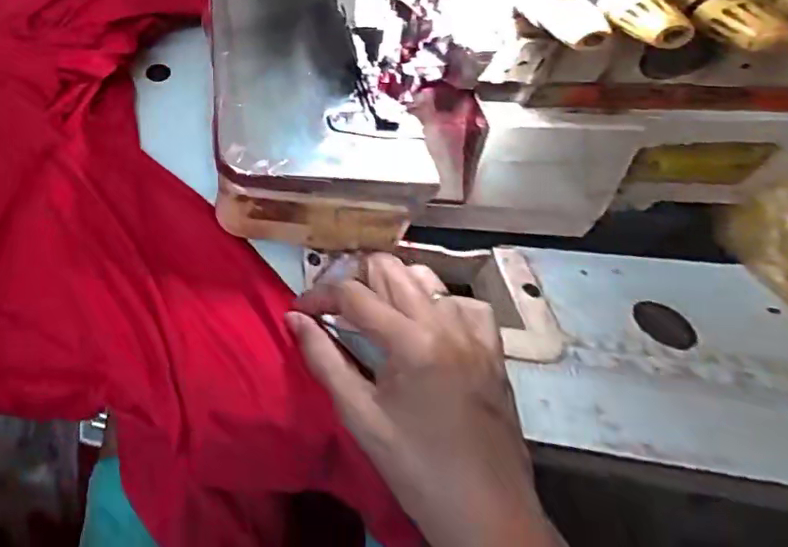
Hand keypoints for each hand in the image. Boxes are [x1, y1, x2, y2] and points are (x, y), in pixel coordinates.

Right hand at [288, 255, 559, 546]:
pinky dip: (438, 303)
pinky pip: (463, 303)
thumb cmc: (417, 471)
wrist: (489, 519)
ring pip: (424, 276)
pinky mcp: (493, 349)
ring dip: (393, 285)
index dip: (318, 295)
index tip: (300, 309)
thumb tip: (294, 318)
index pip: (352, 293)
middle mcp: (444, 324)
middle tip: (335, 308)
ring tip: (375, 312)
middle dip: (353, 279)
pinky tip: (427, 326)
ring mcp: (474, 334)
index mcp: (411, 342)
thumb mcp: (360, 417)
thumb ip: (323, 359)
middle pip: (387, 268)